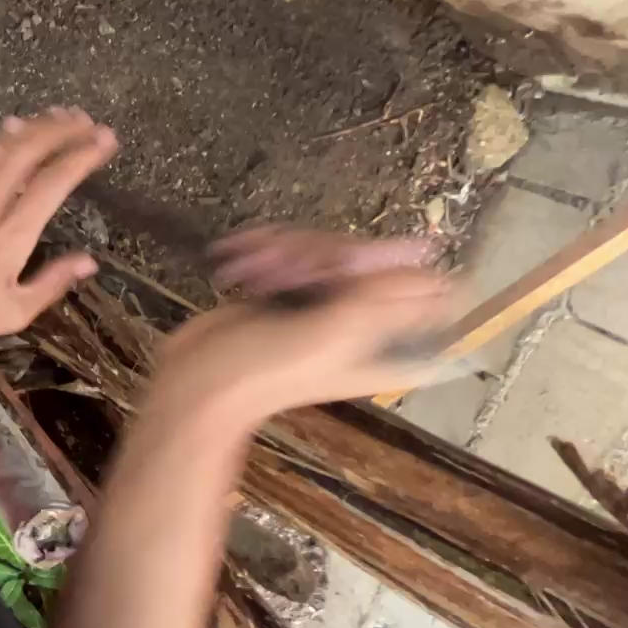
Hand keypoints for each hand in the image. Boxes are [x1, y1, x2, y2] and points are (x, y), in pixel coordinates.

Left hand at [0, 108, 117, 359]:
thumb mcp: (15, 311)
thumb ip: (53, 281)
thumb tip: (89, 260)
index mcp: (10, 237)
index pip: (52, 184)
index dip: (80, 156)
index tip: (104, 140)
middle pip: (24, 153)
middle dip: (59, 130)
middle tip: (87, 120)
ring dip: (31, 128)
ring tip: (59, 116)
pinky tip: (14, 128)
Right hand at [161, 228, 461, 421]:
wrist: (200, 377)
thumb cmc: (267, 368)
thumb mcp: (330, 337)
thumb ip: (380, 298)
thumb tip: (427, 255)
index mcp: (397, 344)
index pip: (427, 288)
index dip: (387, 266)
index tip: (343, 267)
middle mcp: (368, 321)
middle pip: (366, 259)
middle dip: (316, 255)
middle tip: (282, 268)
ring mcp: (325, 304)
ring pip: (323, 250)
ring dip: (280, 251)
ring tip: (248, 266)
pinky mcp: (286, 290)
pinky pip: (288, 253)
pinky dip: (260, 252)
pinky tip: (238, 264)